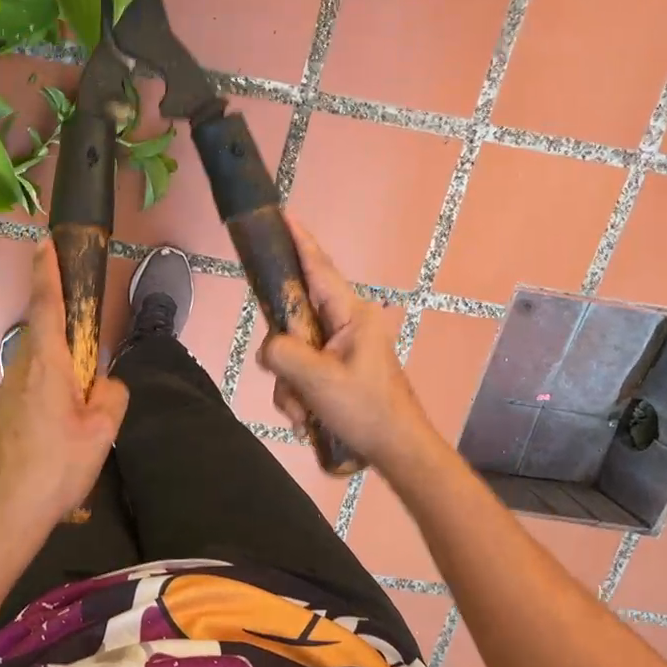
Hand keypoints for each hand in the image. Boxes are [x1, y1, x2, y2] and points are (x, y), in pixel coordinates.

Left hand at [0, 241, 128, 538]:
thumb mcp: (102, 430)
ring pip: (40, 366)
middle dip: (70, 338)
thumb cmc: (57, 466)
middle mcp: (21, 368)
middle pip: (47, 336)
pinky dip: (50, 395)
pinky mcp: (2, 413)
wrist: (8, 509)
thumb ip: (112, 394)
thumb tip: (105, 383)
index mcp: (46, 364)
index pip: (48, 304)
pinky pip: (32, 388)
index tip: (46, 241)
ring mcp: (6, 391)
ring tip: (81, 419)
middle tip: (91, 370)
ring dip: (62, 374)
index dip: (49, 270)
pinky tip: (61, 434)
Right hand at [259, 218, 432, 465]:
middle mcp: (344, 324)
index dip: (298, 242)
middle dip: (282, 358)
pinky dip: (296, 397)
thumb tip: (269, 347)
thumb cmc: (366, 409)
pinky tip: (308, 419)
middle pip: (291, 320)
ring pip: (289, 353)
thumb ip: (283, 353)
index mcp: (351, 314)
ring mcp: (338, 349)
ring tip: (306, 412)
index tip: (281, 215)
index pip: (318, 268)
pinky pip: (298, 373)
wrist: (397, 450)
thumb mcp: (318, 381)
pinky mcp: (334, 371)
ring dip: (289, 386)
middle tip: (291, 383)